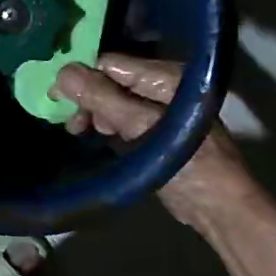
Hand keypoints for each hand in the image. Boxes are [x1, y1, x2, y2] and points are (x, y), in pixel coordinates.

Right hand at [52, 53, 255, 218]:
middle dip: (86, 98)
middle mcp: (161, 85)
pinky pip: (119, 116)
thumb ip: (102, 98)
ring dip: (92, 113)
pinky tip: (93, 135)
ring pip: (110, 99)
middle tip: (73, 123)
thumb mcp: (141, 127)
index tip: (56, 99)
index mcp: (165, 76)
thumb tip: (62, 73)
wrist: (218, 210)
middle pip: (108, 80)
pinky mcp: (152, 129)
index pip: (109, 64)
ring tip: (82, 131)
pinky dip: (103, 123)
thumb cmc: (187, 165)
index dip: (81, 78)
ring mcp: (156, 108)